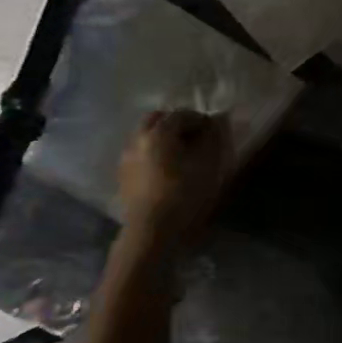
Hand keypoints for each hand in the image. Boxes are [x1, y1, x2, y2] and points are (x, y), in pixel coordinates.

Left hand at [117, 110, 231, 250]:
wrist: (152, 229)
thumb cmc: (185, 192)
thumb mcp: (209, 162)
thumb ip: (214, 137)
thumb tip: (218, 120)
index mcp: (158, 133)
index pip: (182, 114)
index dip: (201, 119)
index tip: (215, 131)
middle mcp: (137, 139)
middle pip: (157, 119)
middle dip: (177, 122)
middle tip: (196, 136)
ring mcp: (126, 157)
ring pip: (145, 134)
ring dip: (164, 136)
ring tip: (183, 153)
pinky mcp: (123, 174)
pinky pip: (140, 151)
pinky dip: (154, 150)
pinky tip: (168, 167)